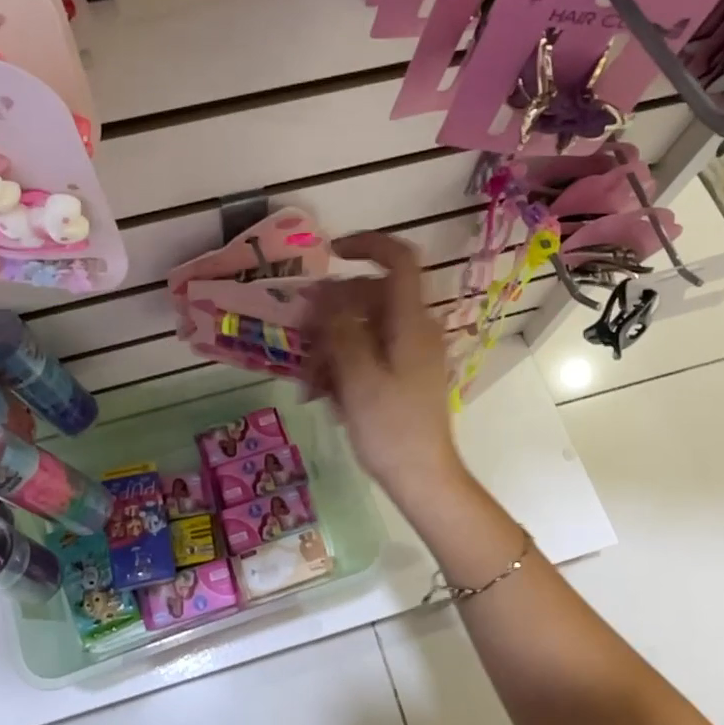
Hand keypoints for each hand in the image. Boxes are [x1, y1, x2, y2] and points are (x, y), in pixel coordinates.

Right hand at [301, 233, 462, 492]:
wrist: (422, 479)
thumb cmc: (390, 429)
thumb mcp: (356, 377)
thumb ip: (338, 328)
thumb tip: (323, 293)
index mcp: (411, 322)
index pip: (398, 260)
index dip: (366, 245)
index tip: (329, 253)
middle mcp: (414, 330)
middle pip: (369, 298)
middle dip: (330, 316)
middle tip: (301, 343)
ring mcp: (410, 353)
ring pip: (363, 328)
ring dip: (331, 349)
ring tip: (310, 386)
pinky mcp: (403, 375)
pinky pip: (368, 354)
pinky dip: (344, 367)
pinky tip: (324, 396)